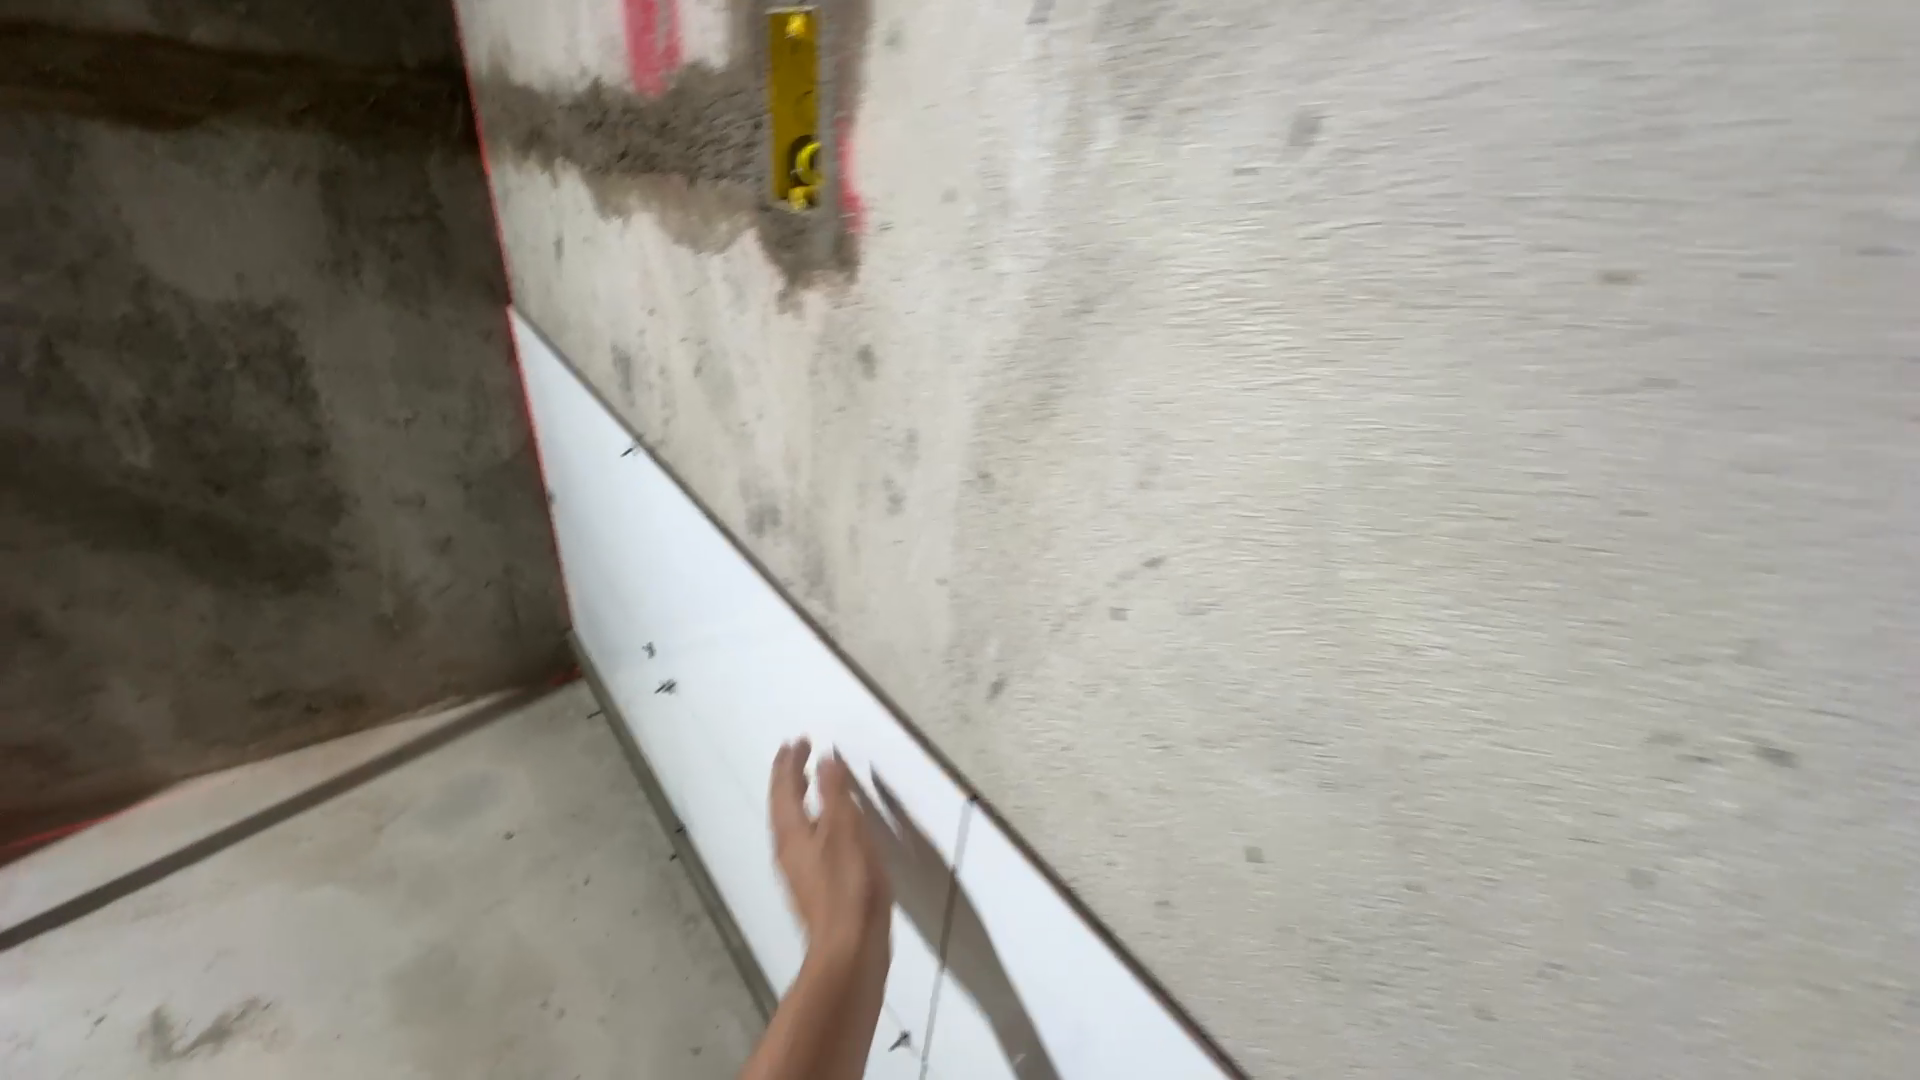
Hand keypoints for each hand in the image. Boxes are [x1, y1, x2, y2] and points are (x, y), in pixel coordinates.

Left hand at [768, 739, 892, 960]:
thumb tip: (825, 759)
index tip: (798, 741)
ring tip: (809, 782)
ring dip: (798, 798)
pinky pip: (805, 839)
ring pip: (792, 824)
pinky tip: (827, 827)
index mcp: (793, 833)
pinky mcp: (814, 887)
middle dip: (790, 777)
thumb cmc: (849, 886)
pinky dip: (811, 819)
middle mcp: (788, 850)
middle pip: (783, 805)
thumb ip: (835, 794)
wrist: (849, 950)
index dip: (790, 763)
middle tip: (798, 754)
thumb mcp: (846, 832)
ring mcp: (799, 871)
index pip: (785, 789)